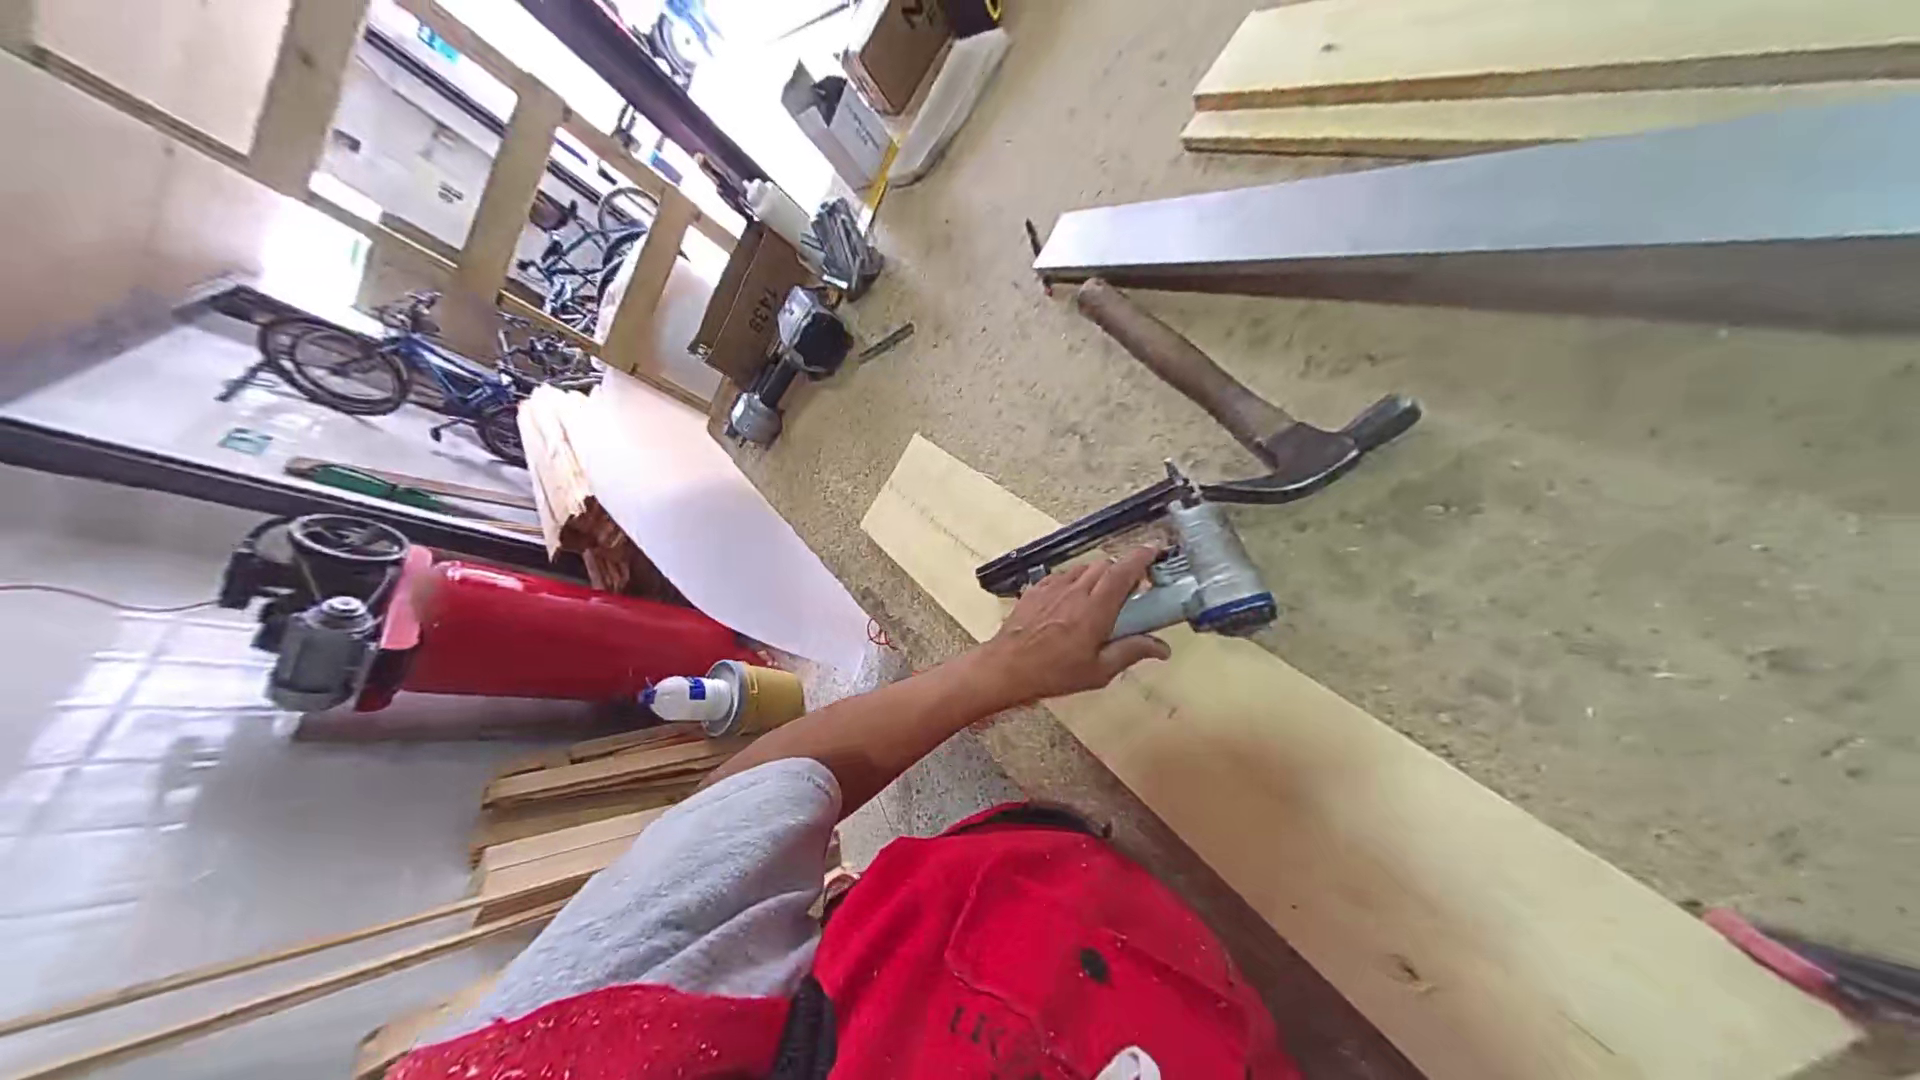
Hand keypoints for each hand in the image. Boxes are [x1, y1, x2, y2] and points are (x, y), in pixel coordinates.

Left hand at [972, 546, 1172, 705]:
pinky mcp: (1035, 589)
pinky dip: (1074, 581)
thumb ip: (1131, 652)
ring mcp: (1052, 587)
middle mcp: (1075, 590)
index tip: (1154, 552)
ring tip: (1100, 597)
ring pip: (1083, 568)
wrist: (1007, 667)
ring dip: (1097, 575)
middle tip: (1129, 590)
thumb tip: (1163, 647)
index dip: (1141, 557)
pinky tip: (1072, 601)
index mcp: (1095, 608)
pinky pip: (1062, 575)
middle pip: (1105, 565)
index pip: (1123, 571)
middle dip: (1121, 571)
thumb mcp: (1099, 671)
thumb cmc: (1055, 672)